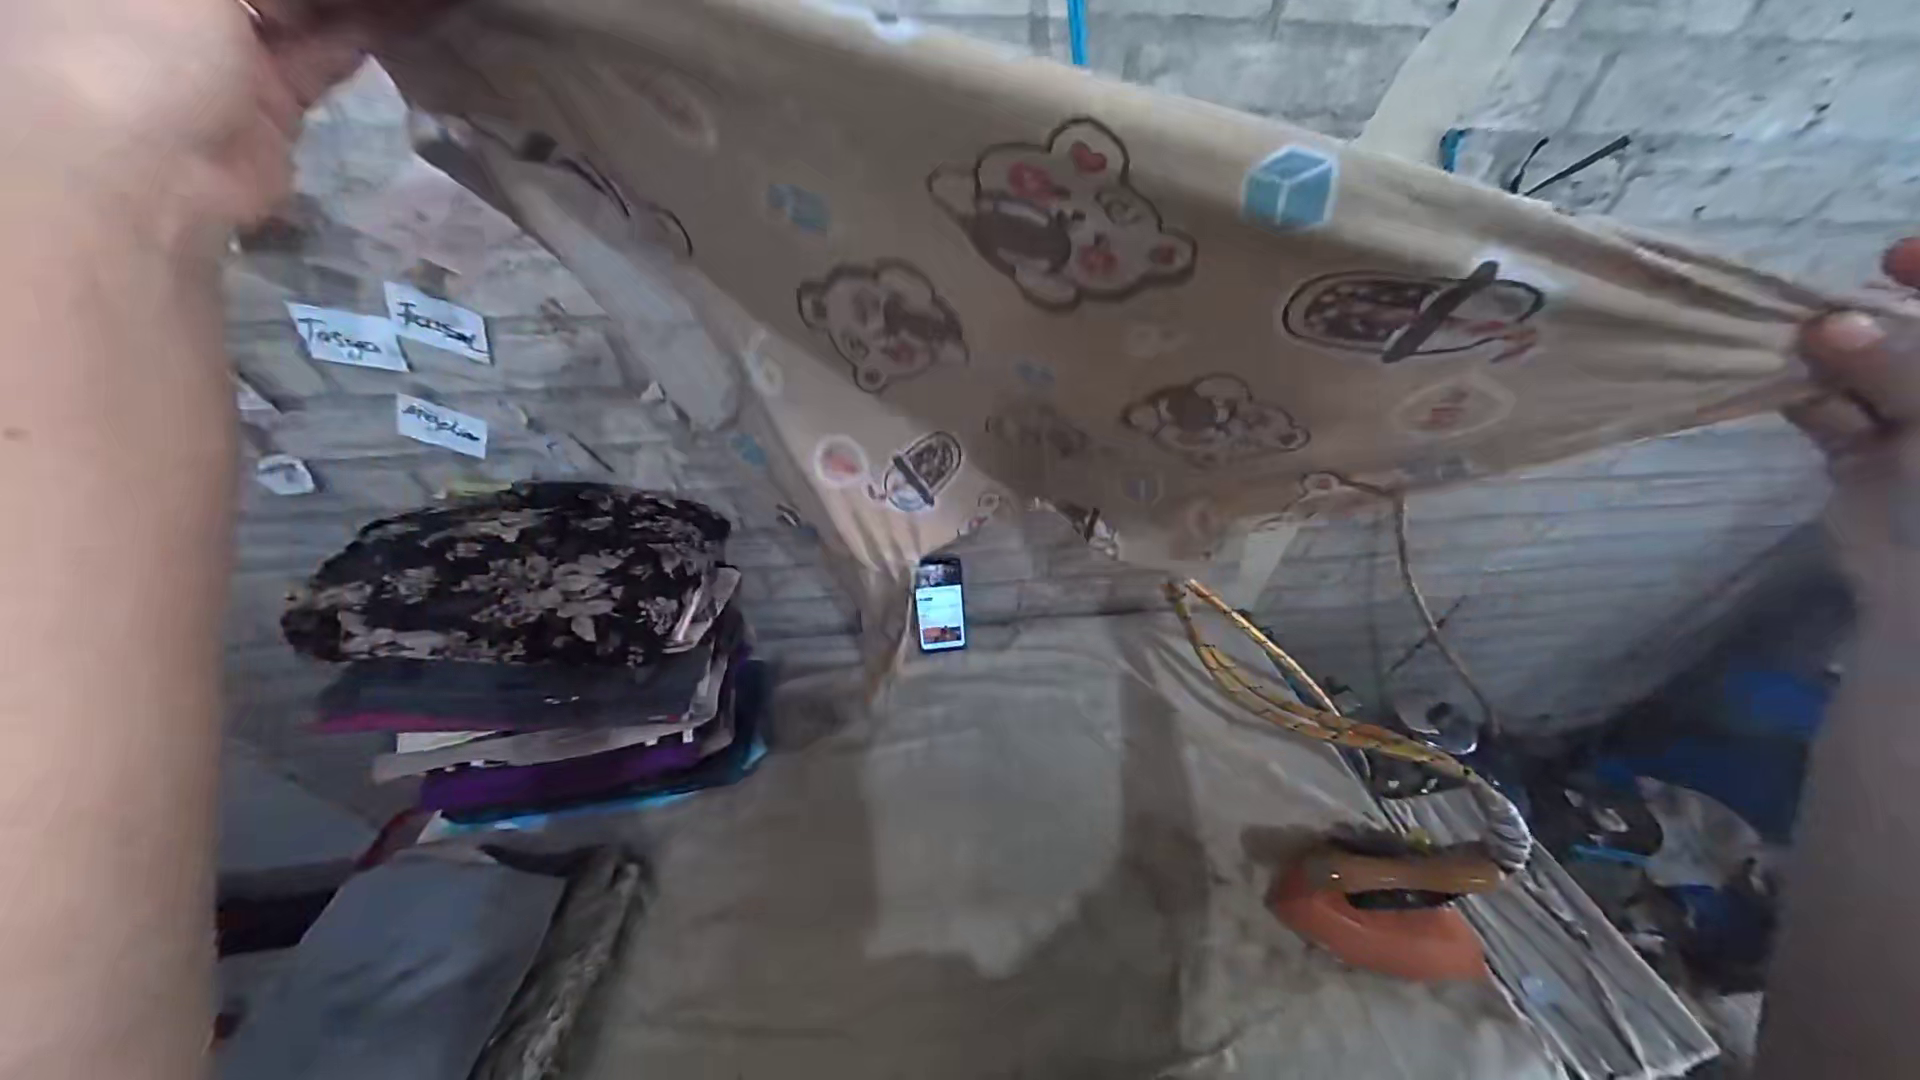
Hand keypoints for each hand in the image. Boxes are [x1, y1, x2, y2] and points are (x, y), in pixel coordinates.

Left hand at [0, 1, 365, 241]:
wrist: (157, 164)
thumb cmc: (134, 38)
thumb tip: (301, 3)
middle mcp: (161, 3)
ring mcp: (216, 52)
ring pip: (284, 17)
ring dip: (327, 8)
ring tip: (384, 3)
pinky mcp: (266, 103)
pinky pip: (310, 65)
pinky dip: (343, 48)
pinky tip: (379, 31)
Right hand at [1789, 238, 1919, 621]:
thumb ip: (1902, 371)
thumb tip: (1829, 323)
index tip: (1897, 253)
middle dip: (1876, 320)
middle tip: (1820, 305)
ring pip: (1871, 377)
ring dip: (1827, 364)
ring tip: (1777, 345)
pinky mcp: (1864, 458)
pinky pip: (1830, 418)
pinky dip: (1801, 403)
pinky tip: (1769, 389)